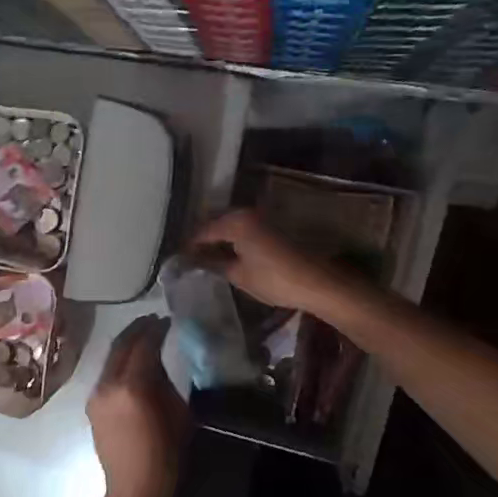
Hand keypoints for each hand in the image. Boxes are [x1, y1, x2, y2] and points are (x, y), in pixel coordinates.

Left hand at [87, 315, 188, 496]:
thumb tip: (160, 362)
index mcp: (132, 386)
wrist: (133, 491)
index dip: (155, 330)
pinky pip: (105, 373)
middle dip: (137, 330)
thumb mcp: (179, 416)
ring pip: (110, 358)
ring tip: (143, 335)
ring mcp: (96, 393)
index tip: (166, 320)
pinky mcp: (91, 404)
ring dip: (126, 343)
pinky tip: (131, 361)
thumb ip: (167, 382)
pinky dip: (119, 360)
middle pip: (121, 345)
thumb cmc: (165, 457)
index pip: (143, 346)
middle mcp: (108, 384)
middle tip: (153, 320)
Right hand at [187, 208, 349, 311]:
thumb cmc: (274, 280)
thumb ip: (214, 264)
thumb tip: (195, 261)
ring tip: (208, 257)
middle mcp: (247, 213)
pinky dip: (234, 240)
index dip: (190, 246)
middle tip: (191, 257)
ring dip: (219, 239)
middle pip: (216, 224)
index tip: (179, 259)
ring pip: (231, 226)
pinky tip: (229, 254)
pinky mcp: (274, 227)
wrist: (318, 283)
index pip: (203, 231)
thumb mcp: (238, 275)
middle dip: (203, 239)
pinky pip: (244, 229)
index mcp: (235, 222)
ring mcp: (262, 218)